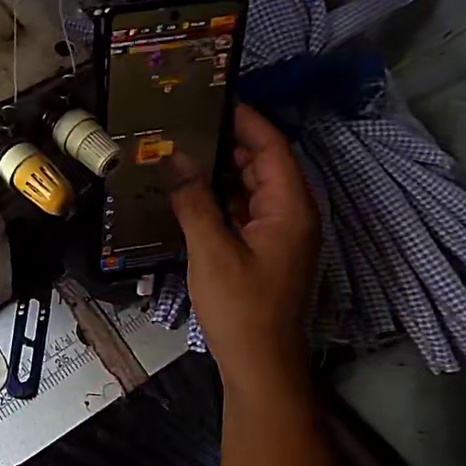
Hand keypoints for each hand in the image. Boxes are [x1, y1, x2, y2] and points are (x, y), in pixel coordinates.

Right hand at [167, 104, 319, 381]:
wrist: (261, 366)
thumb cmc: (241, 308)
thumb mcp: (212, 250)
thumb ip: (193, 200)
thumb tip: (173, 157)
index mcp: (290, 208)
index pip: (273, 148)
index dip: (247, 121)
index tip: (215, 99)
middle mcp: (292, 216)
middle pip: (264, 166)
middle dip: (229, 144)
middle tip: (187, 126)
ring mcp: (281, 236)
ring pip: (252, 191)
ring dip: (222, 173)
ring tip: (182, 153)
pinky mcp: (266, 253)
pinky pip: (245, 213)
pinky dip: (221, 200)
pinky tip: (191, 194)